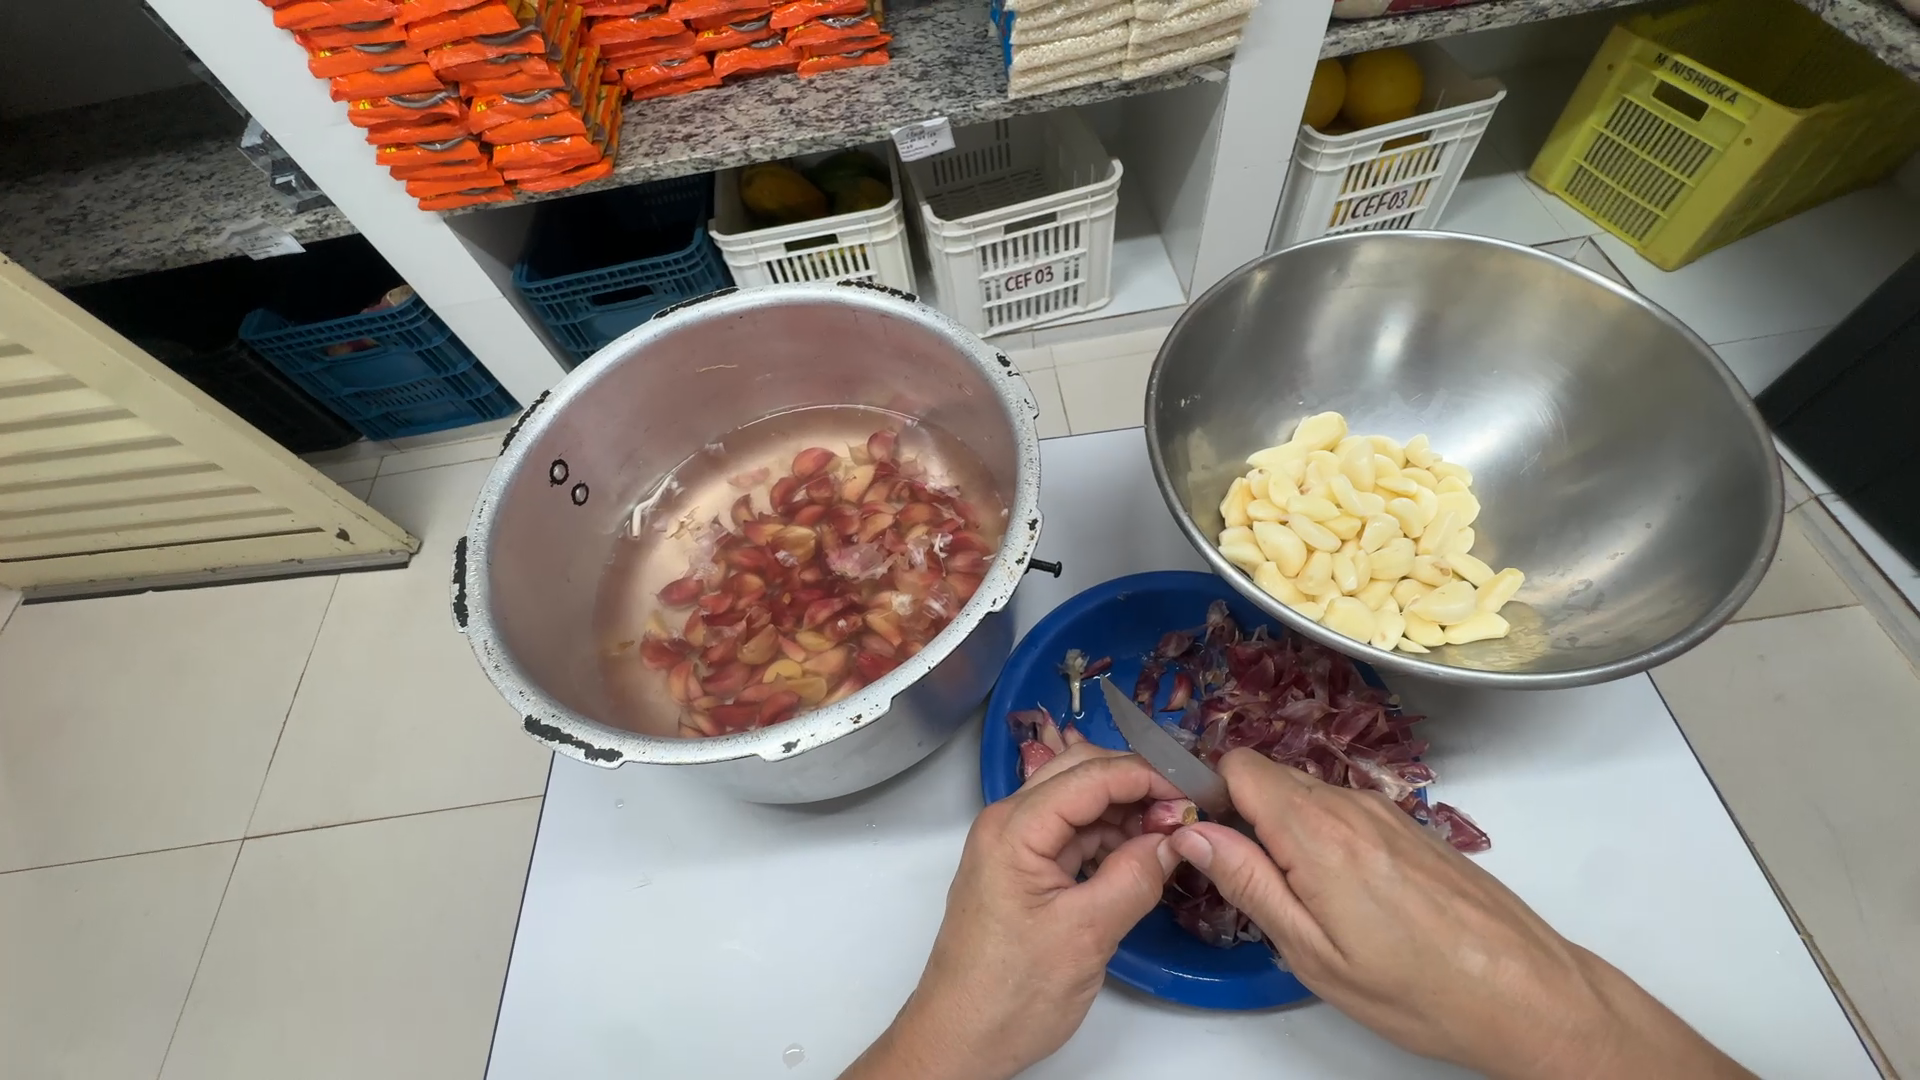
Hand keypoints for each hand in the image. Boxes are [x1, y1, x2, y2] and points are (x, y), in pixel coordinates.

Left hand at [841, 745, 1180, 1079]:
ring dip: (1123, 812)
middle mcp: (1009, 820)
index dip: (1144, 777)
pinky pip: (1071, 833)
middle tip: (1185, 811)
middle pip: (1080, 774)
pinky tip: (1139, 855)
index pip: (1089, 775)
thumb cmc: (1011, 992)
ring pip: (1077, 802)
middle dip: (1134, 786)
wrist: (960, 1038)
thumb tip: (1176, 839)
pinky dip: (1107, 837)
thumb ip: (1134, 879)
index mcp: (1015, 826)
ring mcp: (1014, 842)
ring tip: (1170, 836)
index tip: (1193, 793)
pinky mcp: (1023, 866)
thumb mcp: (1085, 936)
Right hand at [1169, 748, 1753, 1079]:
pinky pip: (1339, 806)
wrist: (1533, 996)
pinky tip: (1348, 891)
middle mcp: (1344, 802)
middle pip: (1266, 775)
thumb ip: (1245, 882)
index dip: (1211, 792)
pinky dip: (1321, 831)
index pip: (1236, 764)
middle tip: (1255, 878)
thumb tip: (1189, 832)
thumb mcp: (1311, 952)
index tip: (1211, 839)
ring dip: (1283, 825)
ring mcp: (1380, 808)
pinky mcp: (1406, 821)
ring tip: (1306, 894)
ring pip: (1302, 791)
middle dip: (1243, 813)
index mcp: (1312, 829)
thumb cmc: (1414, 988)